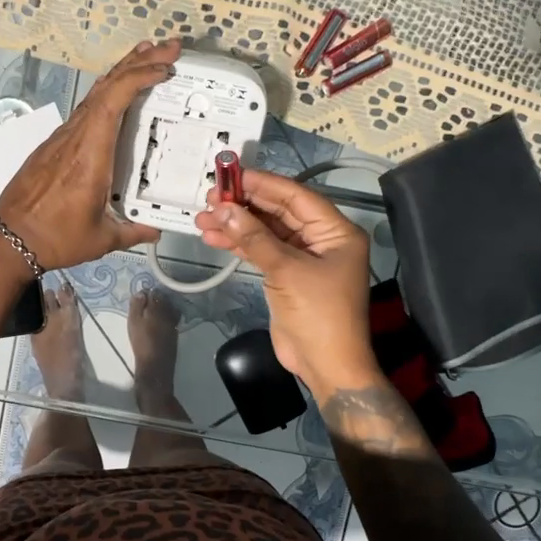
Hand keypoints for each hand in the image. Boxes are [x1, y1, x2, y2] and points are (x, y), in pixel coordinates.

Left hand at [0, 40, 177, 270]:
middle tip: (168, 49)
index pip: (113, 101)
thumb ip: (133, 231)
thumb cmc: (56, 238)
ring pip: (93, 95)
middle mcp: (74, 138)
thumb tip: (156, 230)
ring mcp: (61, 139)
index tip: (164, 68)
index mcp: (90, 155)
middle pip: (105, 88)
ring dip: (121, 74)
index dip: (138, 78)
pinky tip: (115, 94)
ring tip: (147, 57)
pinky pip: (83, 110)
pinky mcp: (52, 146)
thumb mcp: (101, 239)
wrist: (10, 241)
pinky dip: (105, 94)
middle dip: (138, 64)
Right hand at [194, 169, 378, 389]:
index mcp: (336, 232)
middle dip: (244, 205)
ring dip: (236, 226)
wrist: (325, 364)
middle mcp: (322, 240)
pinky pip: (261, 251)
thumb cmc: (318, 313)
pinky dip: (239, 245)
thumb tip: (222, 210)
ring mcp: (304, 259)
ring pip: (266, 232)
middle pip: (279, 212)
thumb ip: (254, 238)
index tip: (231, 176)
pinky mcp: (287, 276)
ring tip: (203, 219)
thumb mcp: (286, 271)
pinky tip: (215, 238)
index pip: (296, 197)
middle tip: (210, 197)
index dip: (263, 184)